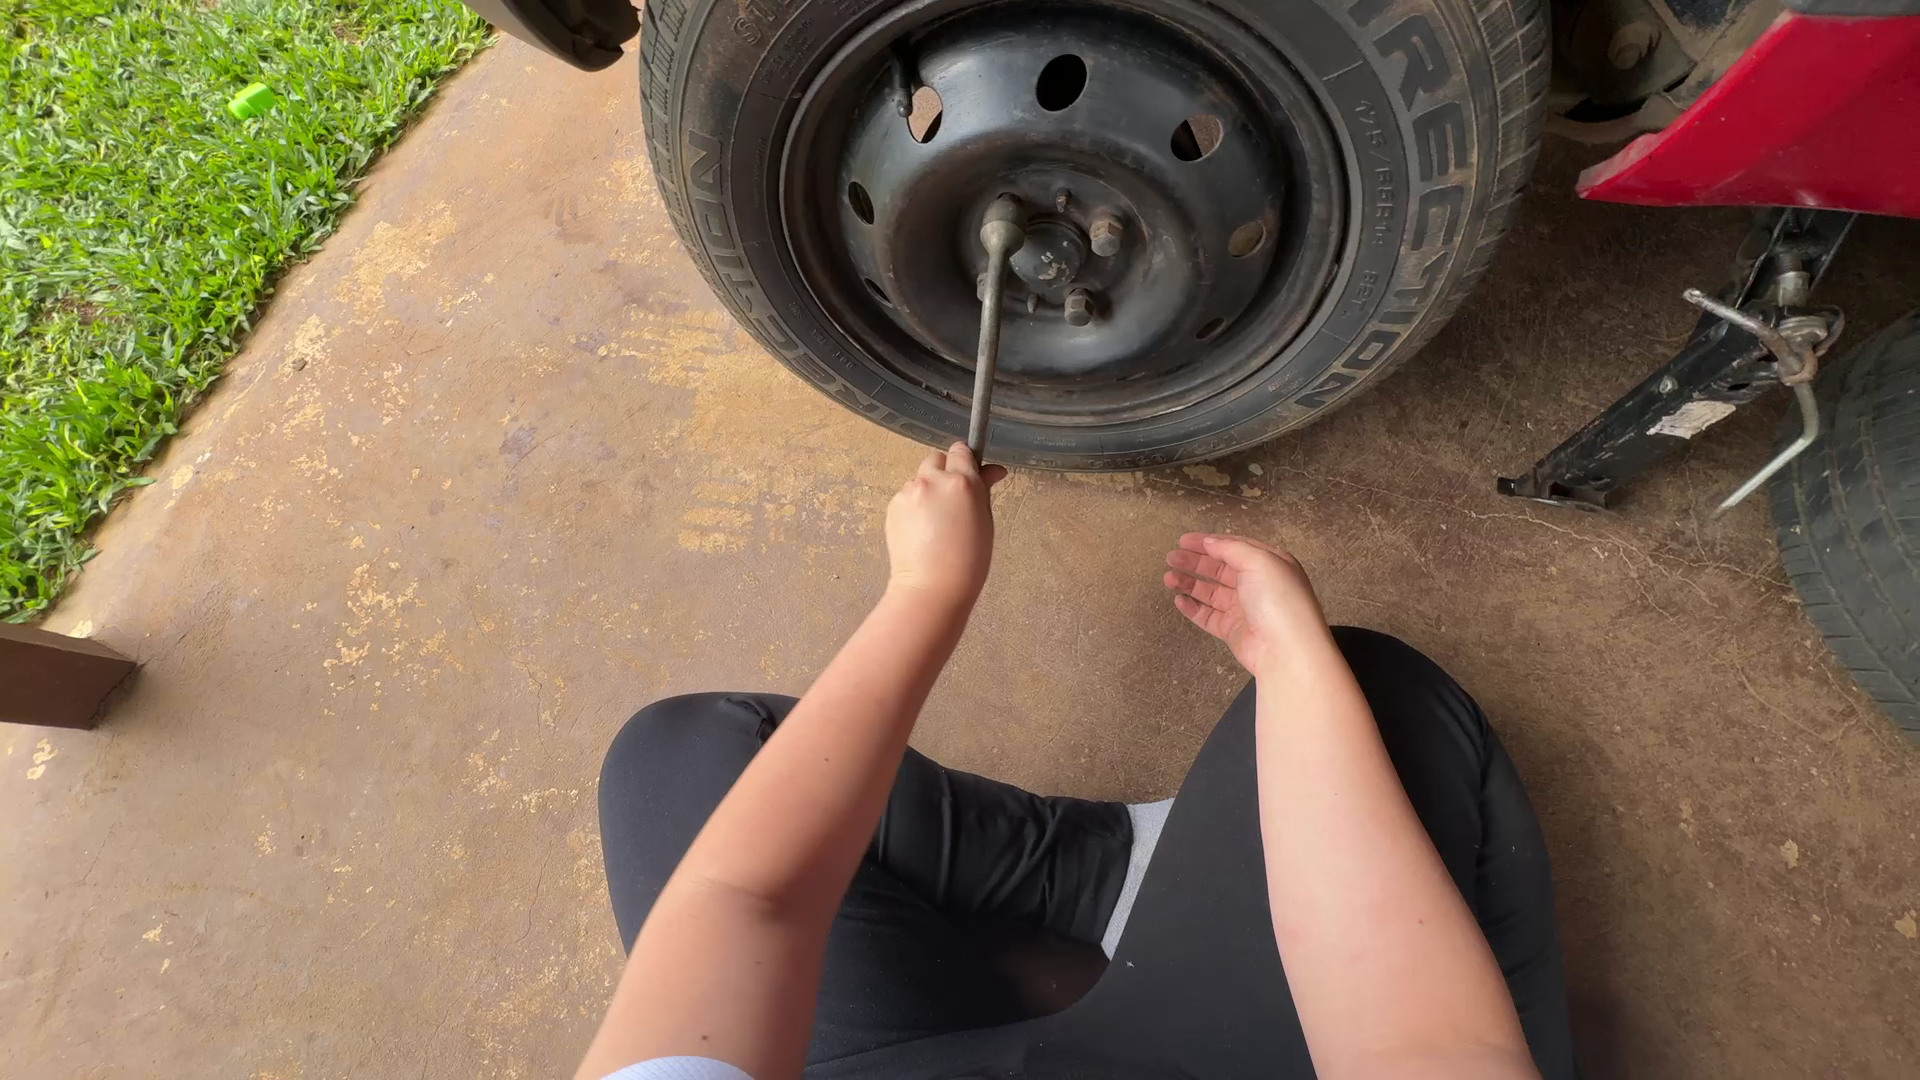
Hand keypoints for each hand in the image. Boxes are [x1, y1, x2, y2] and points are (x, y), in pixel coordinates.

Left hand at [885, 443, 1007, 608]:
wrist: (931, 587)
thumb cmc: (969, 560)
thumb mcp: (985, 521)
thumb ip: (984, 489)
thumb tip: (993, 469)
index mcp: (961, 483)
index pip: (961, 451)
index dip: (965, 462)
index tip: (968, 476)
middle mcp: (932, 481)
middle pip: (936, 459)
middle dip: (944, 472)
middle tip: (951, 500)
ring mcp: (909, 493)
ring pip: (919, 478)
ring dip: (928, 490)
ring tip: (934, 521)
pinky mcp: (892, 506)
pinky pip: (906, 496)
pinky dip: (914, 505)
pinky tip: (920, 530)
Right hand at [1163, 533, 1330, 676]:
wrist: (1285, 649)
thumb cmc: (1279, 601)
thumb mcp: (1259, 562)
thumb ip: (1231, 548)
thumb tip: (1209, 542)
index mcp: (1269, 564)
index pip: (1234, 548)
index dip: (1208, 543)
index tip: (1183, 541)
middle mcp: (1256, 585)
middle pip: (1219, 569)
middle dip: (1194, 562)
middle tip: (1171, 557)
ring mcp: (1243, 608)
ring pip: (1209, 591)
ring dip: (1189, 583)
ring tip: (1168, 578)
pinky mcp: (1232, 629)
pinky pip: (1207, 615)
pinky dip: (1192, 607)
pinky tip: (1179, 600)